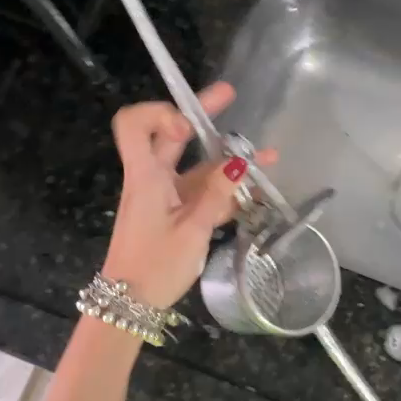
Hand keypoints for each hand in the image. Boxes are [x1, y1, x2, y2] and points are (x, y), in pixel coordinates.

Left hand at [101, 83, 275, 308]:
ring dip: (228, 163)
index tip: (191, 123)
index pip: (134, 125)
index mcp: (146, 177)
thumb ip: (217, 194)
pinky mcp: (176, 216)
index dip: (161, 113)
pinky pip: (203, 194)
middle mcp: (153, 179)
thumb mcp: (191, 231)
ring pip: (197, 168)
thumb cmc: (154, 266)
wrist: (130, 305)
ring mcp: (165, 198)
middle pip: (174, 137)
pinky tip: (257, 194)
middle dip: (203, 116)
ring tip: (269, 158)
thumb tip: (241, 161)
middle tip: (230, 96)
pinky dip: (227, 191)